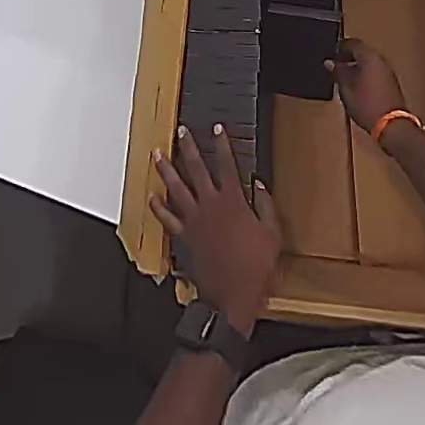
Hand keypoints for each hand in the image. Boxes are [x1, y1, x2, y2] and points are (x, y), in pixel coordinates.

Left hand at [151, 124, 281, 334]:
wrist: (233, 296)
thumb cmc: (255, 266)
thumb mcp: (272, 234)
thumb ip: (266, 206)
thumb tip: (260, 185)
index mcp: (233, 201)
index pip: (227, 164)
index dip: (222, 144)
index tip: (216, 128)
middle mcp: (210, 204)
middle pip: (196, 168)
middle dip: (188, 147)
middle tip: (180, 131)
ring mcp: (194, 219)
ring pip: (176, 187)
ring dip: (166, 169)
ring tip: (158, 154)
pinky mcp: (184, 235)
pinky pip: (167, 218)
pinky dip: (159, 207)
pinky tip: (152, 197)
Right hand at [326, 37, 406, 134]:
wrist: (391, 125)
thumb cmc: (365, 103)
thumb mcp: (346, 87)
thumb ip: (338, 72)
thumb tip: (330, 63)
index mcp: (369, 57)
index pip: (353, 43)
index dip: (340, 47)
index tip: (331, 54)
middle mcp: (381, 61)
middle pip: (362, 52)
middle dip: (348, 57)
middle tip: (335, 65)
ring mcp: (388, 72)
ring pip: (369, 62)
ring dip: (356, 66)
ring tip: (343, 76)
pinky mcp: (391, 84)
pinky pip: (375, 72)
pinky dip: (364, 74)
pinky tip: (355, 86)